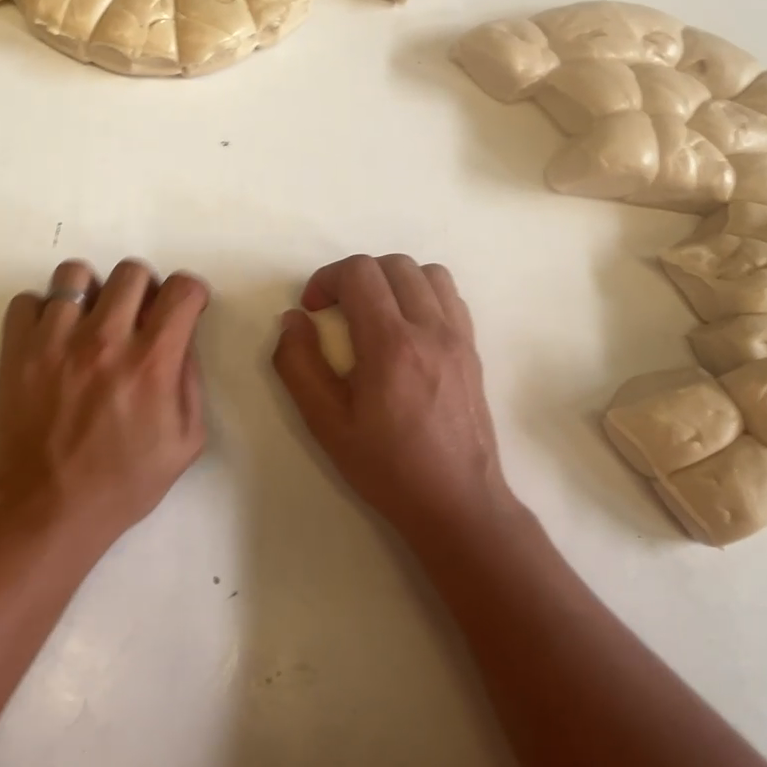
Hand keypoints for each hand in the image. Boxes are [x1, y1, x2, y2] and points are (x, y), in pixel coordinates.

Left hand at [0, 259, 209, 544]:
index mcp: (151, 363)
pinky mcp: (17, 349)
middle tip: (137, 317)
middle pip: (130, 271)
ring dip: (91, 293)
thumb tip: (181, 339)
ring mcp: (55, 340)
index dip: (190, 293)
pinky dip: (42, 312)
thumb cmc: (122, 483)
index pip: (180, 290)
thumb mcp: (184, 443)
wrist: (47, 507)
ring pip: (75, 274)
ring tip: (89, 322)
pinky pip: (28, 300)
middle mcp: (104, 340)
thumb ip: (189, 382)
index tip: (184, 308)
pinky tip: (53, 338)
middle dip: (144, 288)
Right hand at [272, 254, 506, 528]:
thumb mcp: (325, 422)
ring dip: (392, 281)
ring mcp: (458, 337)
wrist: (457, 502)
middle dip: (355, 277)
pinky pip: (449, 297)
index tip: (313, 310)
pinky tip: (405, 330)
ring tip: (373, 315)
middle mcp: (430, 329)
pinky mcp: (472, 350)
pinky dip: (422, 296)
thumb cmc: (386, 466)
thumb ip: (298, 364)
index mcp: (390, 344)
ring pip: (426, 273)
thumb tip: (293, 320)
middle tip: (337, 313)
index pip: (359, 272)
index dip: (326, 279)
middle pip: (392, 264)